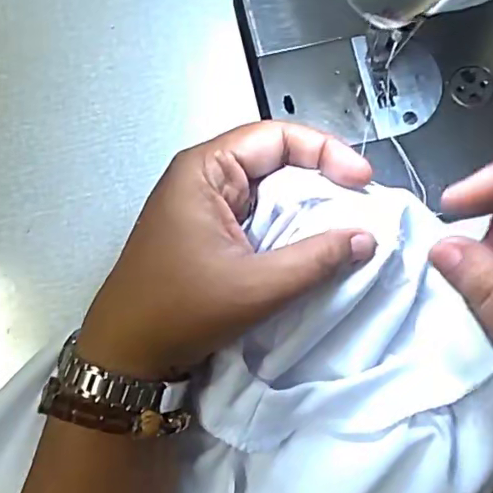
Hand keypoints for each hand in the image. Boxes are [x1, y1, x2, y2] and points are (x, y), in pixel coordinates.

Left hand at [79, 122, 377, 379]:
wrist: (126, 355)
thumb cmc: (178, 312)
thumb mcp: (256, 286)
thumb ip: (316, 260)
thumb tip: (365, 239)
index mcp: (206, 171)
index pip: (277, 137)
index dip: (326, 151)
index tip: (361, 179)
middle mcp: (207, 179)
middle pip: (277, 158)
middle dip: (324, 176)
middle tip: (361, 200)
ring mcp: (210, 206)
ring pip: (274, 189)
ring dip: (312, 204)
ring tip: (349, 221)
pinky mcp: (215, 232)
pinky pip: (264, 216)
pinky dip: (295, 226)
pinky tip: (319, 243)